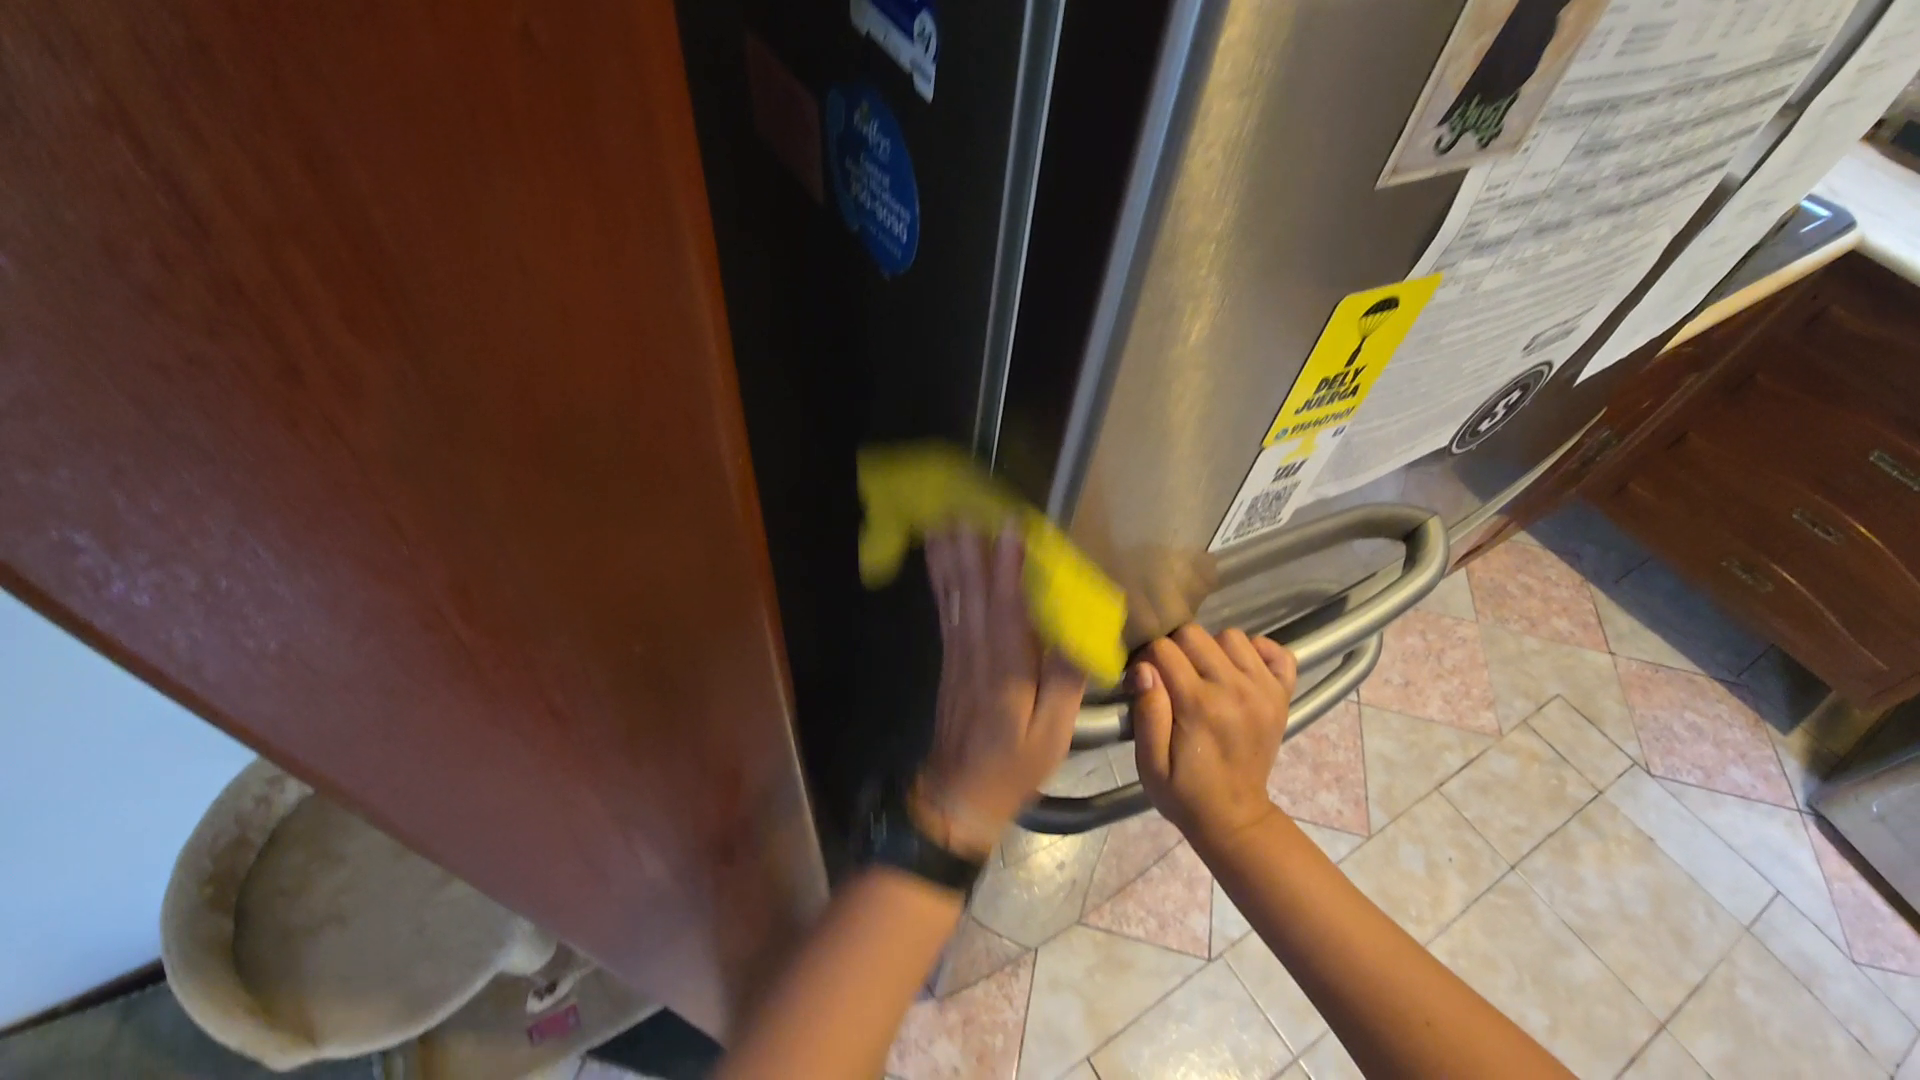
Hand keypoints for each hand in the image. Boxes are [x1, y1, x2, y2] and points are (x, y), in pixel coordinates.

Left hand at [916, 528, 1086, 859]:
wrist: (958, 795)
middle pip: (973, 592)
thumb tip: (1083, 631)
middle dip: (972, 547)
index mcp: (1006, 671)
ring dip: (950, 557)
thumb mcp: (1052, 733)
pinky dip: (941, 581)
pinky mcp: (949, 661)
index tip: (1010, 528)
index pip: (1007, 608)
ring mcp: (957, 656)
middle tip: (967, 505)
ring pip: (953, 597)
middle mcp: (977, 654)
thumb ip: (1065, 681)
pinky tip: (939, 561)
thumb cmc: (1013, 766)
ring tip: (945, 519)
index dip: (1008, 567)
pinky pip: (945, 611)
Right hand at [1131, 626, 1298, 849]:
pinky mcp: (1282, 695)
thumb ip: (1147, 713)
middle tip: (1172, 677)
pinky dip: (1256, 652)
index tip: (1145, 680)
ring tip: (1204, 675)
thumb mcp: (1150, 764)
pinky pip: (1276, 651)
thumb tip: (1144, 668)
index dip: (1147, 660)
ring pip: (1232, 636)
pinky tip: (1238, 670)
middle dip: (1175, 649)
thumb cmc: (1183, 792)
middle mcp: (1235, 689)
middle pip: (1195, 634)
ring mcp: (1264, 690)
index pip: (1164, 649)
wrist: (1233, 817)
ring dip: (1212, 649)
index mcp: (1200, 705)